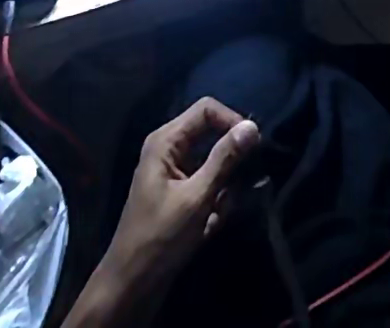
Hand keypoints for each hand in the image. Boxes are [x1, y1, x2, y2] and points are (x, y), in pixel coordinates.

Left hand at [101, 98, 259, 290]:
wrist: (134, 280)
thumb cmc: (162, 235)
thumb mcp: (197, 197)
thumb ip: (224, 159)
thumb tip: (252, 126)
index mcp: (166, 139)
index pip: (206, 109)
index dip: (231, 121)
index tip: (254, 145)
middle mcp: (169, 147)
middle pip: (211, 135)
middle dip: (229, 163)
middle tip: (237, 188)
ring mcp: (174, 170)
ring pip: (213, 164)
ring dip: (223, 189)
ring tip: (215, 215)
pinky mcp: (180, 191)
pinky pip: (208, 184)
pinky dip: (215, 203)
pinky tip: (209, 226)